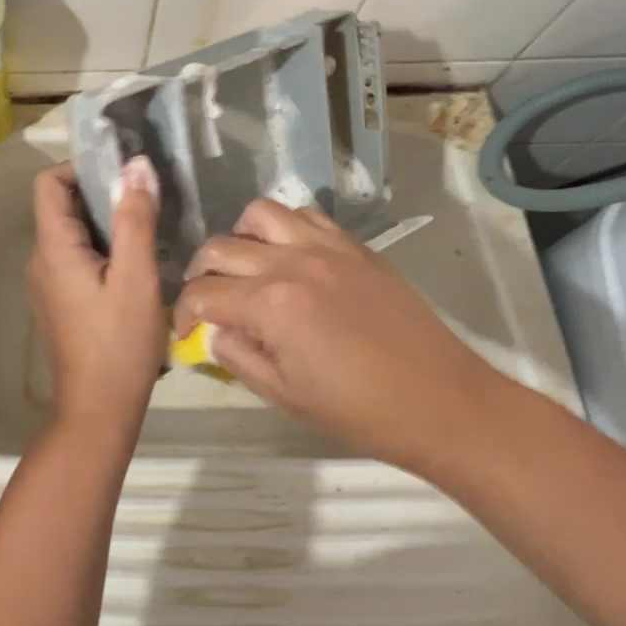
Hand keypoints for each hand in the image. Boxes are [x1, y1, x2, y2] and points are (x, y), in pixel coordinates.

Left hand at [27, 159, 164, 431]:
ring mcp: (46, 284)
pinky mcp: (58, 302)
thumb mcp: (136, 276)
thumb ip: (135, 219)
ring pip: (72, 235)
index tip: (122, 173)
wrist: (98, 409)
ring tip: (147, 230)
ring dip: (105, 225)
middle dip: (101, 195)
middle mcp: (40, 260)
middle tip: (147, 199)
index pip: (49, 183)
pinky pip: (75, 260)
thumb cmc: (119, 343)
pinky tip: (135, 266)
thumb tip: (136, 164)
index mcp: (53, 248)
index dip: (81, 168)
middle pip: (62, 207)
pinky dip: (101, 251)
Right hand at [175, 199, 502, 469]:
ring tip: (246, 267)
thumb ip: (237, 357)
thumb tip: (214, 332)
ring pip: (259, 214)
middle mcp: (292, 263)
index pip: (201, 294)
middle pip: (219, 248)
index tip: (185, 331)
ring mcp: (326, 248)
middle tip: (206, 302)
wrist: (442, 402)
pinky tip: (288, 258)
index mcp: (270, 305)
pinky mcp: (354, 247)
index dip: (182, 313)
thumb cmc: (359, 411)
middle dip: (200, 275)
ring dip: (239, 239)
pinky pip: (305, 215)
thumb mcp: (284, 396)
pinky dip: (284, 228)